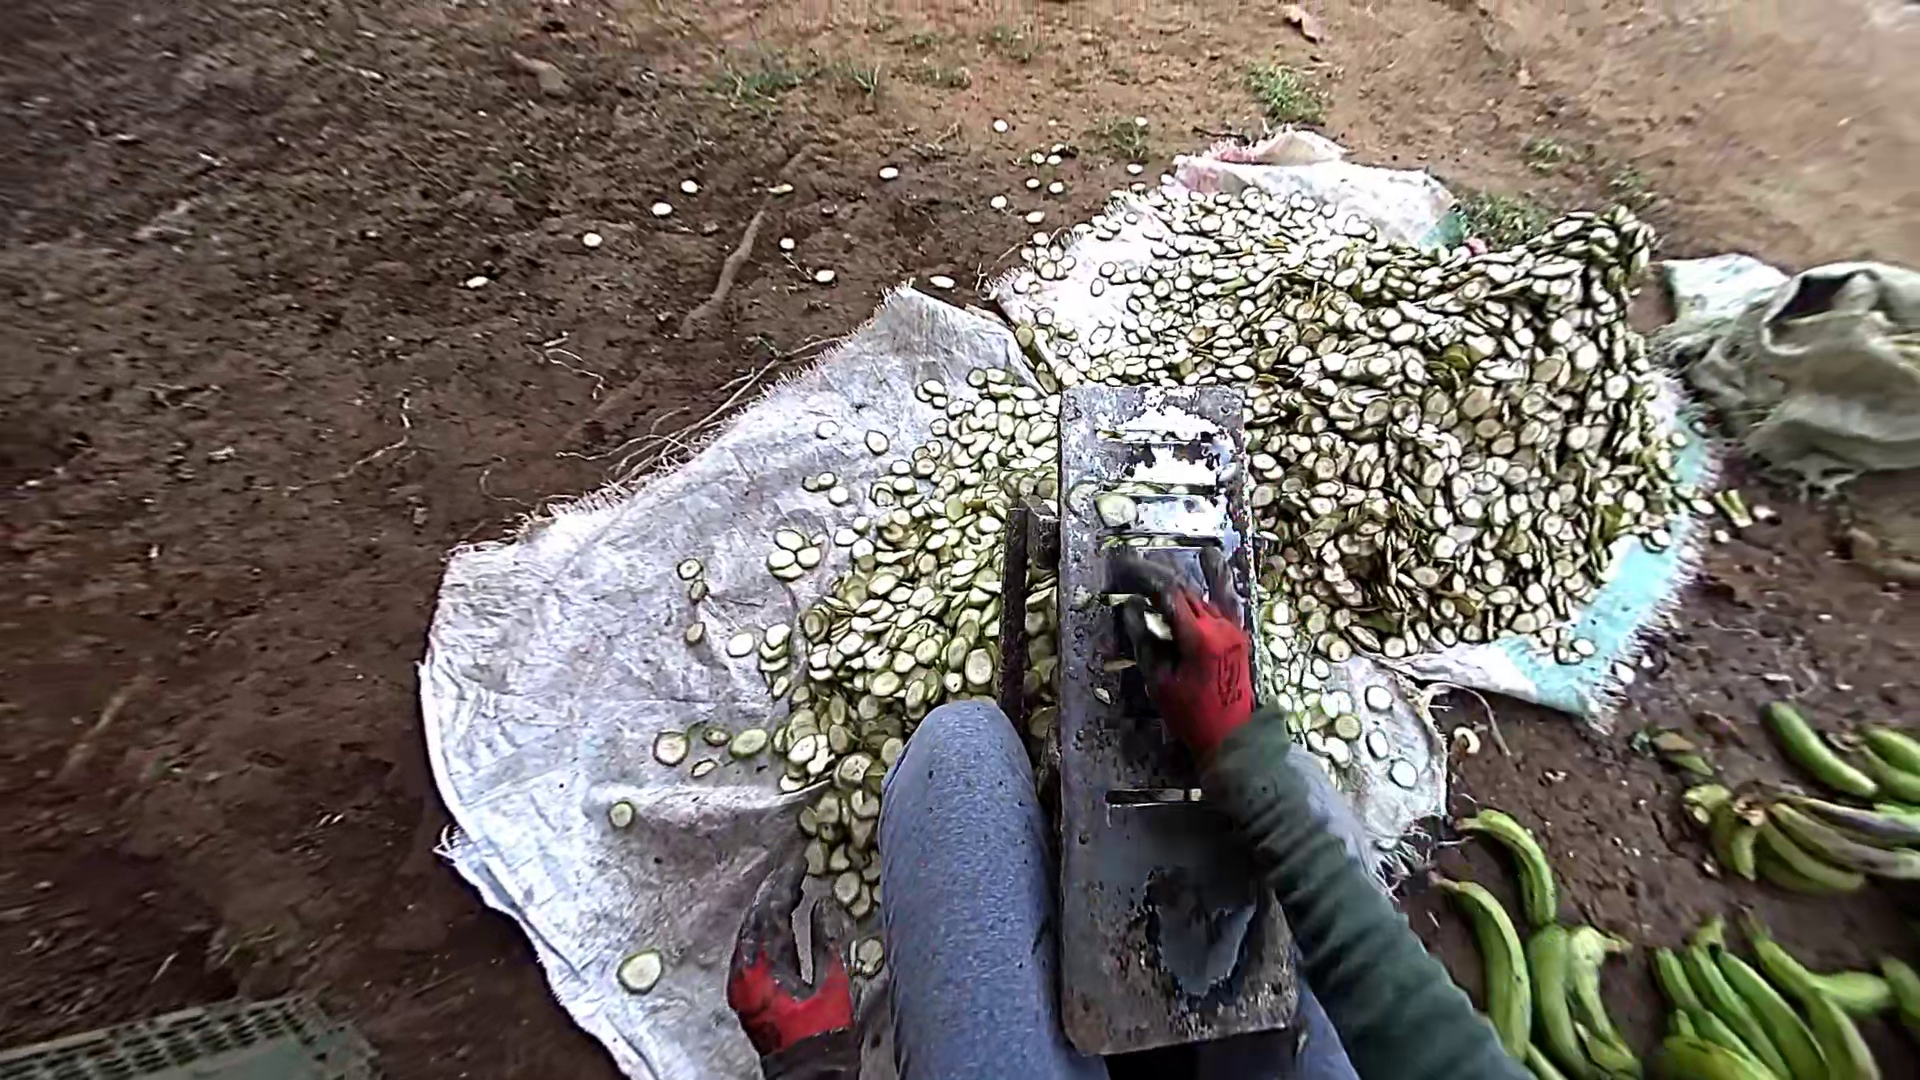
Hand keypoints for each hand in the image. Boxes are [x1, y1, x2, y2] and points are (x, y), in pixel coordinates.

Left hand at [726, 860, 854, 1057]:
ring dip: (768, 904)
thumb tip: (821, 902)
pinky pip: (751, 944)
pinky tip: (780, 915)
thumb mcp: (832, 982)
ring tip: (789, 884)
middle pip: (756, 918)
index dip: (786, 882)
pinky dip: (765, 924)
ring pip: (751, 930)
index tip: (800, 862)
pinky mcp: (747, 991)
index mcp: (766, 969)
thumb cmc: (823, 1034)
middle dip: (773, 889)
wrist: (807, 1075)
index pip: (772, 911)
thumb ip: (824, 938)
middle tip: (792, 868)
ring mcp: (743, 983)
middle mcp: (747, 974)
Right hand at [1111, 548, 1253, 758]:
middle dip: (1156, 577)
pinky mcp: (1238, 635)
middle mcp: (1220, 627)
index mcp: (1199, 638)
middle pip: (1184, 591)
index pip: (1167, 595)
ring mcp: (1233, 630)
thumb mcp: (1159, 680)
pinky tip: (1210, 559)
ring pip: (1202, 595)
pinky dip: (1216, 579)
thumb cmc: (1191, 714)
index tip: (1124, 566)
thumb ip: (1145, 640)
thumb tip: (1132, 607)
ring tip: (1155, 566)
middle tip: (1131, 568)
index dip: (1143, 577)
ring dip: (1178, 582)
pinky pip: (1225, 601)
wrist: (1232, 737)